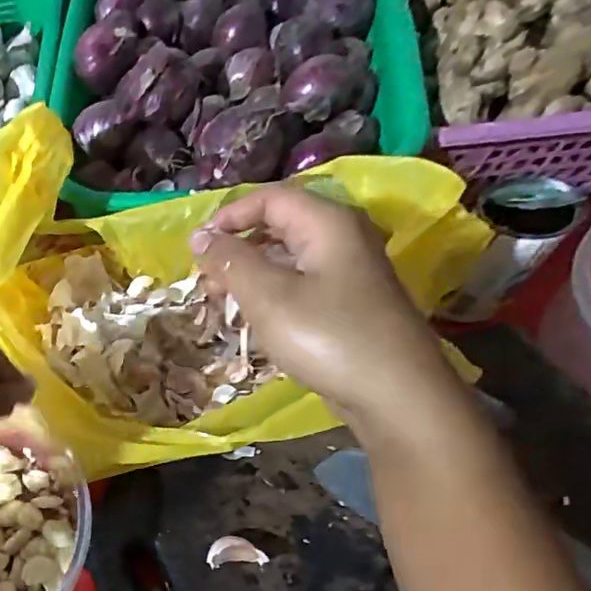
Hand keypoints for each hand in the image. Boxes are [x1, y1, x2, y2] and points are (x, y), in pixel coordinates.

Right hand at [191, 185, 478, 454]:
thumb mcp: (268, 297)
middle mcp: (343, 237)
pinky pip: (303, 285)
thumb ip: (231, 262)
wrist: (394, 392)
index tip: (195, 248)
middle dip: (237, 247)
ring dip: (252, 275)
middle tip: (207, 281)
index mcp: (327, 222)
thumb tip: (200, 238)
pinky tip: (256, 321)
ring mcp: (351, 272)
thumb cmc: (326, 337)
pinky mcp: (351, 304)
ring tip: (224, 304)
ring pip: (289, 259)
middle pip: (280, 225)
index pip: (269, 198)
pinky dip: (273, 295)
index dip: (228, 216)